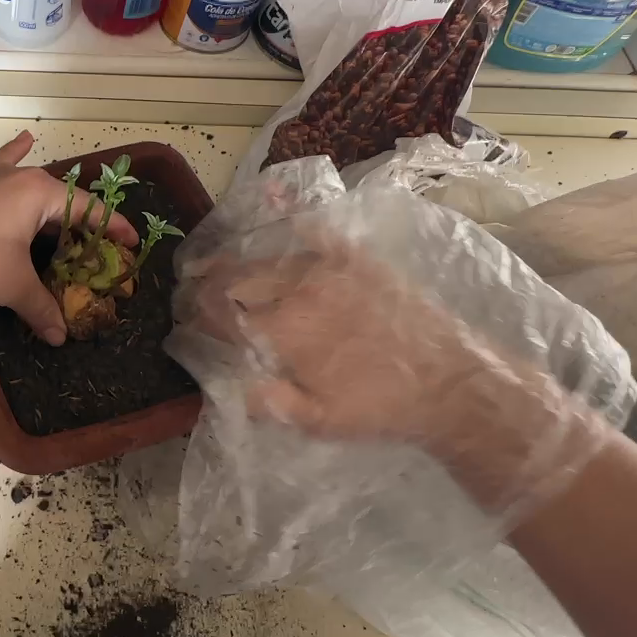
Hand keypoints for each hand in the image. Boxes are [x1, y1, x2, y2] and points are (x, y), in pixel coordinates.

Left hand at [0, 131, 136, 344]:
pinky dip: (12, 157)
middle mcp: (14, 178)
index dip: (112, 230)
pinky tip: (23, 140)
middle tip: (92, 248)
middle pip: (58, 200)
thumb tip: (58, 336)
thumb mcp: (13, 285)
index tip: (130, 246)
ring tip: (66, 210)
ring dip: (49, 201)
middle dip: (77, 223)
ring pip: (28, 188)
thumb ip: (40, 306)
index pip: (87, 209)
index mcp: (38, 192)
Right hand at [184, 219, 599, 506]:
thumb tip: (229, 385)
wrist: (452, 385)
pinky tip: (270, 214)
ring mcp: (329, 270)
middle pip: (235, 279)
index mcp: (283, 332)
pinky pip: (315, 233)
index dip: (196, 315)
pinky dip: (289, 222)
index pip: (221, 314)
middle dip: (205, 285)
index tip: (184, 319)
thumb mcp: (319, 422)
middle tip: (190, 291)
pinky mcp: (358, 260)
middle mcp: (298, 291)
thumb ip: (268, 403)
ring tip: (210, 262)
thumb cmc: (379, 408)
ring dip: (232, 259)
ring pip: (265, 257)